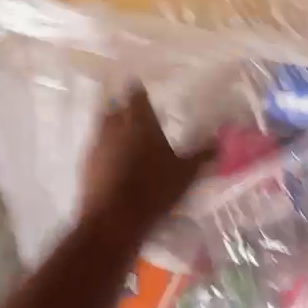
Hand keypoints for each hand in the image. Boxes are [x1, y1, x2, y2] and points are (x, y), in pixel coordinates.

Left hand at [82, 88, 213, 233]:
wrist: (113, 220)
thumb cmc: (153, 190)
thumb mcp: (186, 173)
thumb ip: (203, 154)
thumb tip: (222, 140)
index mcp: (140, 122)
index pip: (136, 94)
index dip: (138, 90)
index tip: (142, 87)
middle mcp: (115, 127)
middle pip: (114, 106)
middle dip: (123, 105)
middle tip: (134, 110)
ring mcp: (97, 145)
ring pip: (102, 124)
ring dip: (112, 124)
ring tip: (124, 132)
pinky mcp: (85, 164)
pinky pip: (96, 146)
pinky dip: (105, 147)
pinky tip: (114, 158)